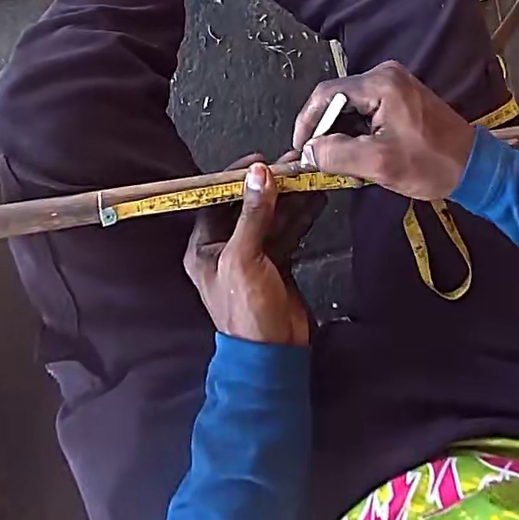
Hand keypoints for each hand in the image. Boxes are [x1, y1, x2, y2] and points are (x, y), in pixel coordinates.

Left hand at [183, 163, 309, 345]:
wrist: (274, 358)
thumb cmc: (246, 315)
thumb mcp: (244, 258)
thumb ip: (252, 215)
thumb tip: (258, 174)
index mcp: (203, 245)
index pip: (216, 199)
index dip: (236, 178)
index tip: (258, 161)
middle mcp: (225, 246)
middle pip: (247, 205)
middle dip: (269, 185)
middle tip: (291, 165)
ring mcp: (251, 254)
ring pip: (270, 216)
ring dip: (289, 197)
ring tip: (308, 176)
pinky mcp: (275, 263)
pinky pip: (287, 232)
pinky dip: (300, 216)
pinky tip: (315, 200)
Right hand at [292, 61, 476, 200]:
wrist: (477, 170)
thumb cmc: (433, 165)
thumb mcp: (379, 163)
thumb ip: (336, 154)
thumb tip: (307, 152)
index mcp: (381, 83)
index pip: (326, 95)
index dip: (308, 122)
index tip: (301, 148)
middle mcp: (385, 74)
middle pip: (336, 98)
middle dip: (323, 128)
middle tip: (315, 156)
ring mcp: (394, 82)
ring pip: (348, 105)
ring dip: (338, 130)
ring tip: (334, 156)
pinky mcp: (400, 95)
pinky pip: (364, 107)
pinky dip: (354, 128)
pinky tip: (354, 149)